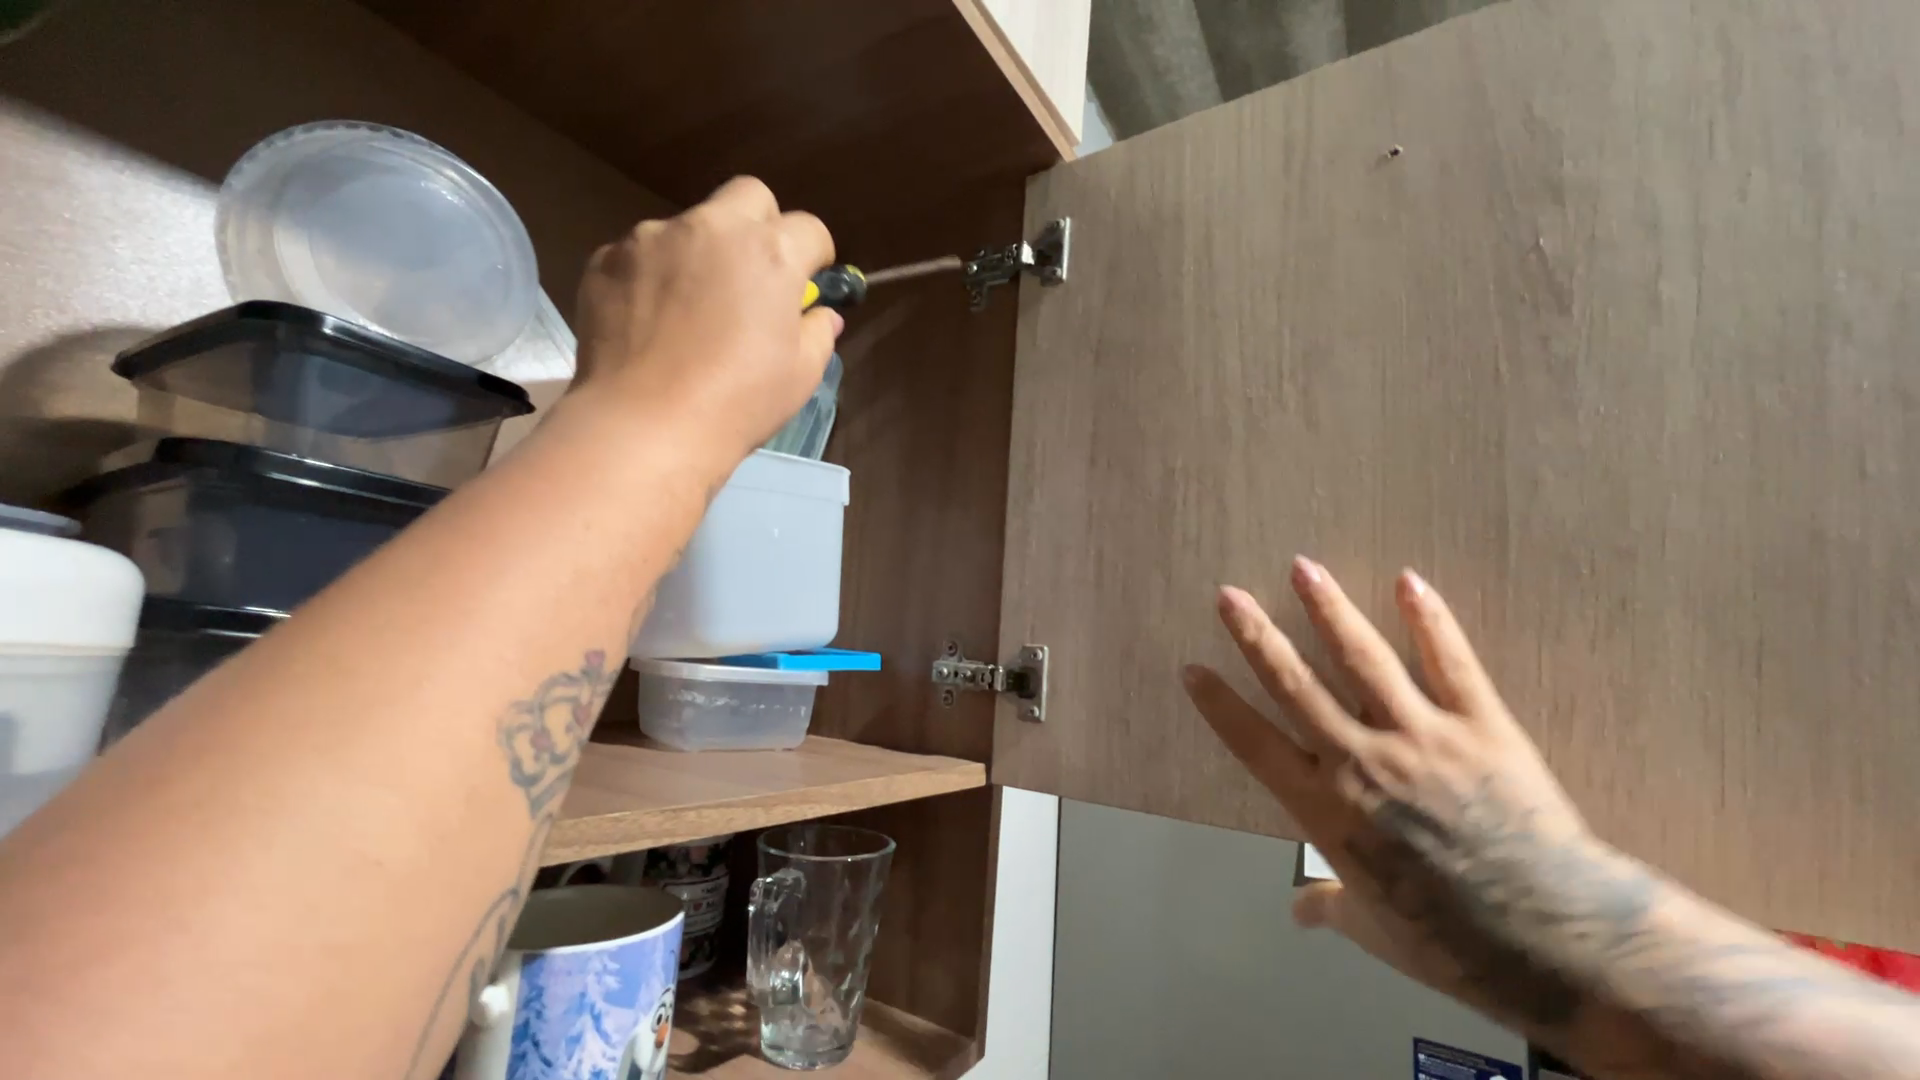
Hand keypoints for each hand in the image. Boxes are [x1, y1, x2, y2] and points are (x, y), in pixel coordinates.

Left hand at [569, 176, 840, 462]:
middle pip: (749, 196)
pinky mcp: (607, 258)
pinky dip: (653, 277)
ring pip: (689, 226)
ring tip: (691, 310)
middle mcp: (712, 228)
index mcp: (771, 252)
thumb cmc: (739, 402)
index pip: (809, 229)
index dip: (814, 256)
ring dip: (701, 254)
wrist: (645, 425)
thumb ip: (818, 332)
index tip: (808, 284)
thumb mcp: (801, 374)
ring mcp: (652, 238)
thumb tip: (820, 315)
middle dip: (761, 225)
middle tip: (755, 275)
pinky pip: (641, 255)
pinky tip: (650, 323)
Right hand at [1182, 558, 1609, 1014]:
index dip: (1219, 704)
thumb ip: (1330, 907)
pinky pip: (1451, 664)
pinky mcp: (1480, 728)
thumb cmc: (1452, 940)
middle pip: (1295, 685)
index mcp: (1326, 807)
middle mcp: (1361, 760)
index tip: (1193, 670)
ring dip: (1329, 610)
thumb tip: (1301, 913)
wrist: (1556, 939)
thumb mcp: (1373, 929)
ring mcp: (1420, 737)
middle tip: (1229, 596)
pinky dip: (1430, 622)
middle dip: (1256, 636)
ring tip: (1305, 567)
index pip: (1254, 743)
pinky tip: (1410, 583)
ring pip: (1362, 660)